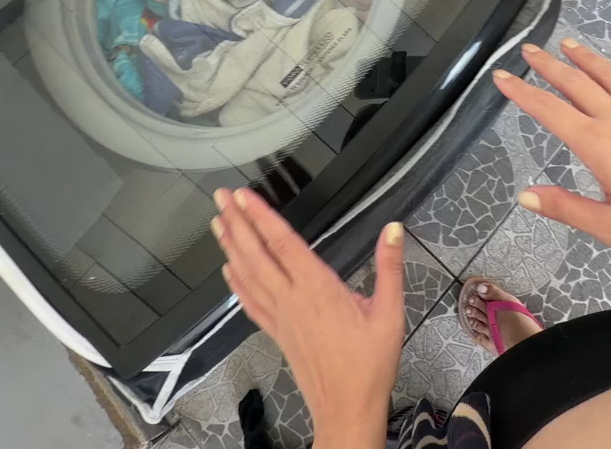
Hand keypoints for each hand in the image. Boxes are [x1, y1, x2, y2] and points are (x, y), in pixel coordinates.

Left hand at [212, 188, 403, 448]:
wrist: (348, 413)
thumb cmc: (370, 365)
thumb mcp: (390, 313)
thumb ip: (389, 267)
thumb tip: (393, 228)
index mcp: (318, 288)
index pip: (284, 243)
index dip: (262, 216)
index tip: (243, 196)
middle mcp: (292, 299)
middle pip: (258, 255)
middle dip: (238, 223)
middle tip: (220, 197)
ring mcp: (281, 318)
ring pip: (249, 276)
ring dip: (231, 246)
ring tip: (217, 223)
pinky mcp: (278, 334)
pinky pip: (251, 304)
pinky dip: (236, 284)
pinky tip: (228, 270)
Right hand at [494, 41, 610, 291]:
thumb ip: (566, 207)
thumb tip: (524, 194)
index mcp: (599, 145)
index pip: (551, 111)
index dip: (523, 92)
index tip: (501, 75)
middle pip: (577, 83)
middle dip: (549, 64)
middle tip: (528, 48)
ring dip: (586, 57)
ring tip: (567, 43)